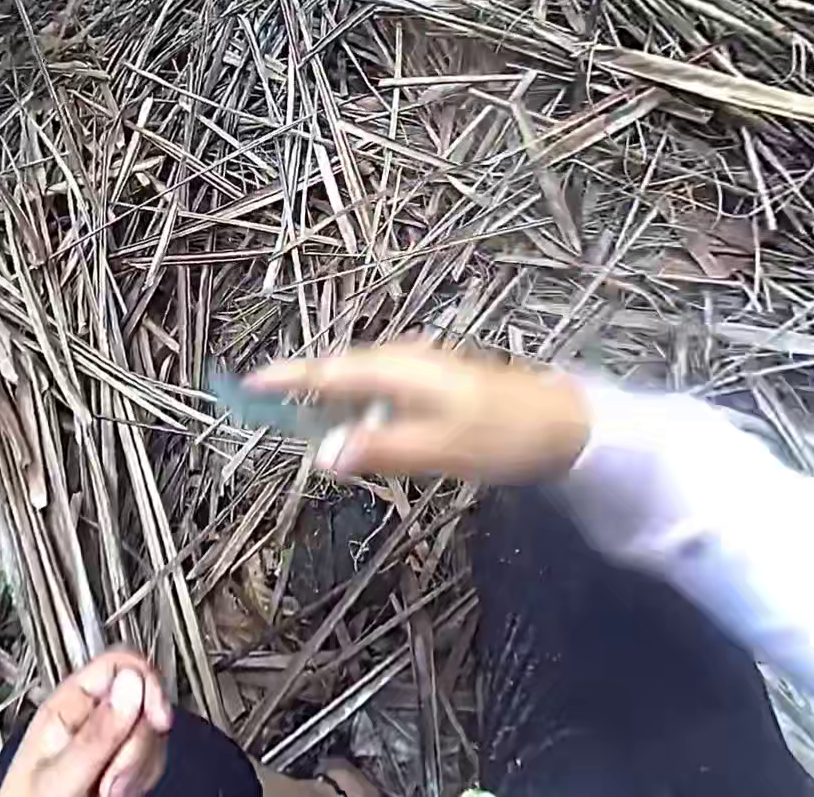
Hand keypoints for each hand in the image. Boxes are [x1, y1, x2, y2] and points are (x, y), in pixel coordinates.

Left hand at [0, 649, 172, 796]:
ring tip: (111, 790)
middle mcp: (89, 718)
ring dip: (141, 763)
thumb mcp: (55, 780)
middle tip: (116, 774)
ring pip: (149, 727)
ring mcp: (106, 743)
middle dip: (139, 739)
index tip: (157, 714)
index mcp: (65, 706)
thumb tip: (130, 682)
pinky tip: (121, 792)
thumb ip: (94, 734)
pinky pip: (152, 755)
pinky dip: (144, 776)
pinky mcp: (120, 767)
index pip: (116, 663)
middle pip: (140, 697)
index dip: (143, 682)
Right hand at [245, 341, 592, 481]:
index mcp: (396, 369)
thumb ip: (380, 449)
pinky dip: (357, 398)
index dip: (286, 377)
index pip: (326, 371)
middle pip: (338, 370)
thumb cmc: (502, 433)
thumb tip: (323, 455)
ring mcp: (418, 364)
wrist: (565, 422)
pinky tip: (364, 418)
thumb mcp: (442, 448)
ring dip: (329, 393)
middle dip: (302, 385)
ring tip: (307, 416)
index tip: (248, 382)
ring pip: (359, 376)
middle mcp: (401, 358)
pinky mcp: (432, 376)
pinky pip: (379, 383)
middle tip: (270, 406)